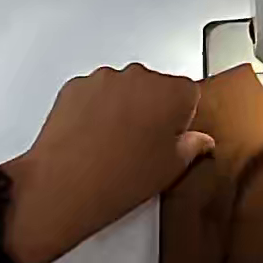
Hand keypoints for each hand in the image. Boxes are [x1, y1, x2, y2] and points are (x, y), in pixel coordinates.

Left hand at [1, 64, 213, 262]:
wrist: (63, 186)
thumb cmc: (118, 178)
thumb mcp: (170, 169)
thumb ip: (192, 146)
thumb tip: (199, 140)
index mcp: (173, 94)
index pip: (189, 93)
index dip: (181, 116)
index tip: (170, 136)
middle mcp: (141, 77)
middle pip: (156, 86)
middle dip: (152, 108)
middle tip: (142, 144)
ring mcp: (106, 78)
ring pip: (124, 87)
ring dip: (123, 106)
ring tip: (113, 144)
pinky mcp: (77, 84)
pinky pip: (95, 91)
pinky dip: (95, 107)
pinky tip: (93, 137)